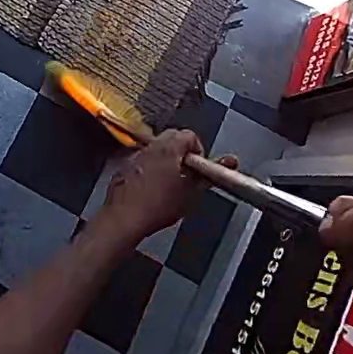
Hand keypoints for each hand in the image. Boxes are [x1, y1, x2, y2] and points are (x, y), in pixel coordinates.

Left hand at [94, 130, 236, 245]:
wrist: (124, 218)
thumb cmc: (157, 207)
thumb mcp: (191, 194)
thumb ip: (209, 175)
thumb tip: (229, 162)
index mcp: (169, 149)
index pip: (189, 135)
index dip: (198, 149)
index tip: (198, 167)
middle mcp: (150, 148)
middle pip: (171, 137)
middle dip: (182, 152)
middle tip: (187, 173)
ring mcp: (134, 156)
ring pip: (155, 148)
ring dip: (166, 159)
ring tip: (170, 182)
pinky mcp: (123, 167)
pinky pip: (141, 160)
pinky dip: (149, 167)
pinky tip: (152, 188)